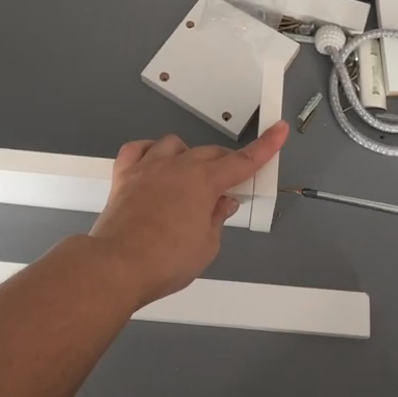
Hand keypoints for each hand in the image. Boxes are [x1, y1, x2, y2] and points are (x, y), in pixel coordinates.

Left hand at [88, 123, 287, 307]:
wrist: (118, 265)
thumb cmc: (163, 260)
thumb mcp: (207, 246)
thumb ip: (217, 218)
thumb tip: (222, 204)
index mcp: (204, 181)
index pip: (243, 160)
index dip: (266, 146)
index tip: (278, 131)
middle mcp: (178, 166)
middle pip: (211, 153)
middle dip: (224, 164)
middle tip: (227, 186)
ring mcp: (149, 167)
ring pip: (175, 144)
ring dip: (187, 155)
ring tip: (188, 178)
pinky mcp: (125, 175)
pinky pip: (137, 149)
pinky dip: (148, 152)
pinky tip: (152, 164)